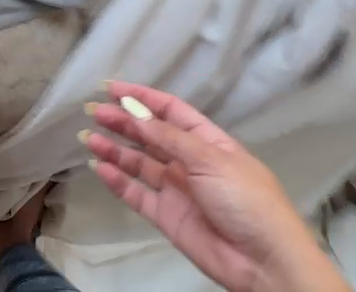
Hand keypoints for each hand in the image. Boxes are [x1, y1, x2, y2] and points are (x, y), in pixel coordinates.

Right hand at [83, 82, 349, 291]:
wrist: (268, 265)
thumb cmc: (248, 202)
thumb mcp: (211, 160)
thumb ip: (169, 137)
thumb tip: (134, 113)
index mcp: (208, 143)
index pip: (169, 111)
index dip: (141, 97)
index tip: (110, 89)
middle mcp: (190, 162)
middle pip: (150, 134)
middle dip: (121, 121)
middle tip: (93, 111)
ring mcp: (178, 189)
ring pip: (138, 162)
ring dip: (114, 148)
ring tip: (88, 137)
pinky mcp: (167, 216)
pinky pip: (136, 193)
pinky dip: (117, 180)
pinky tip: (99, 167)